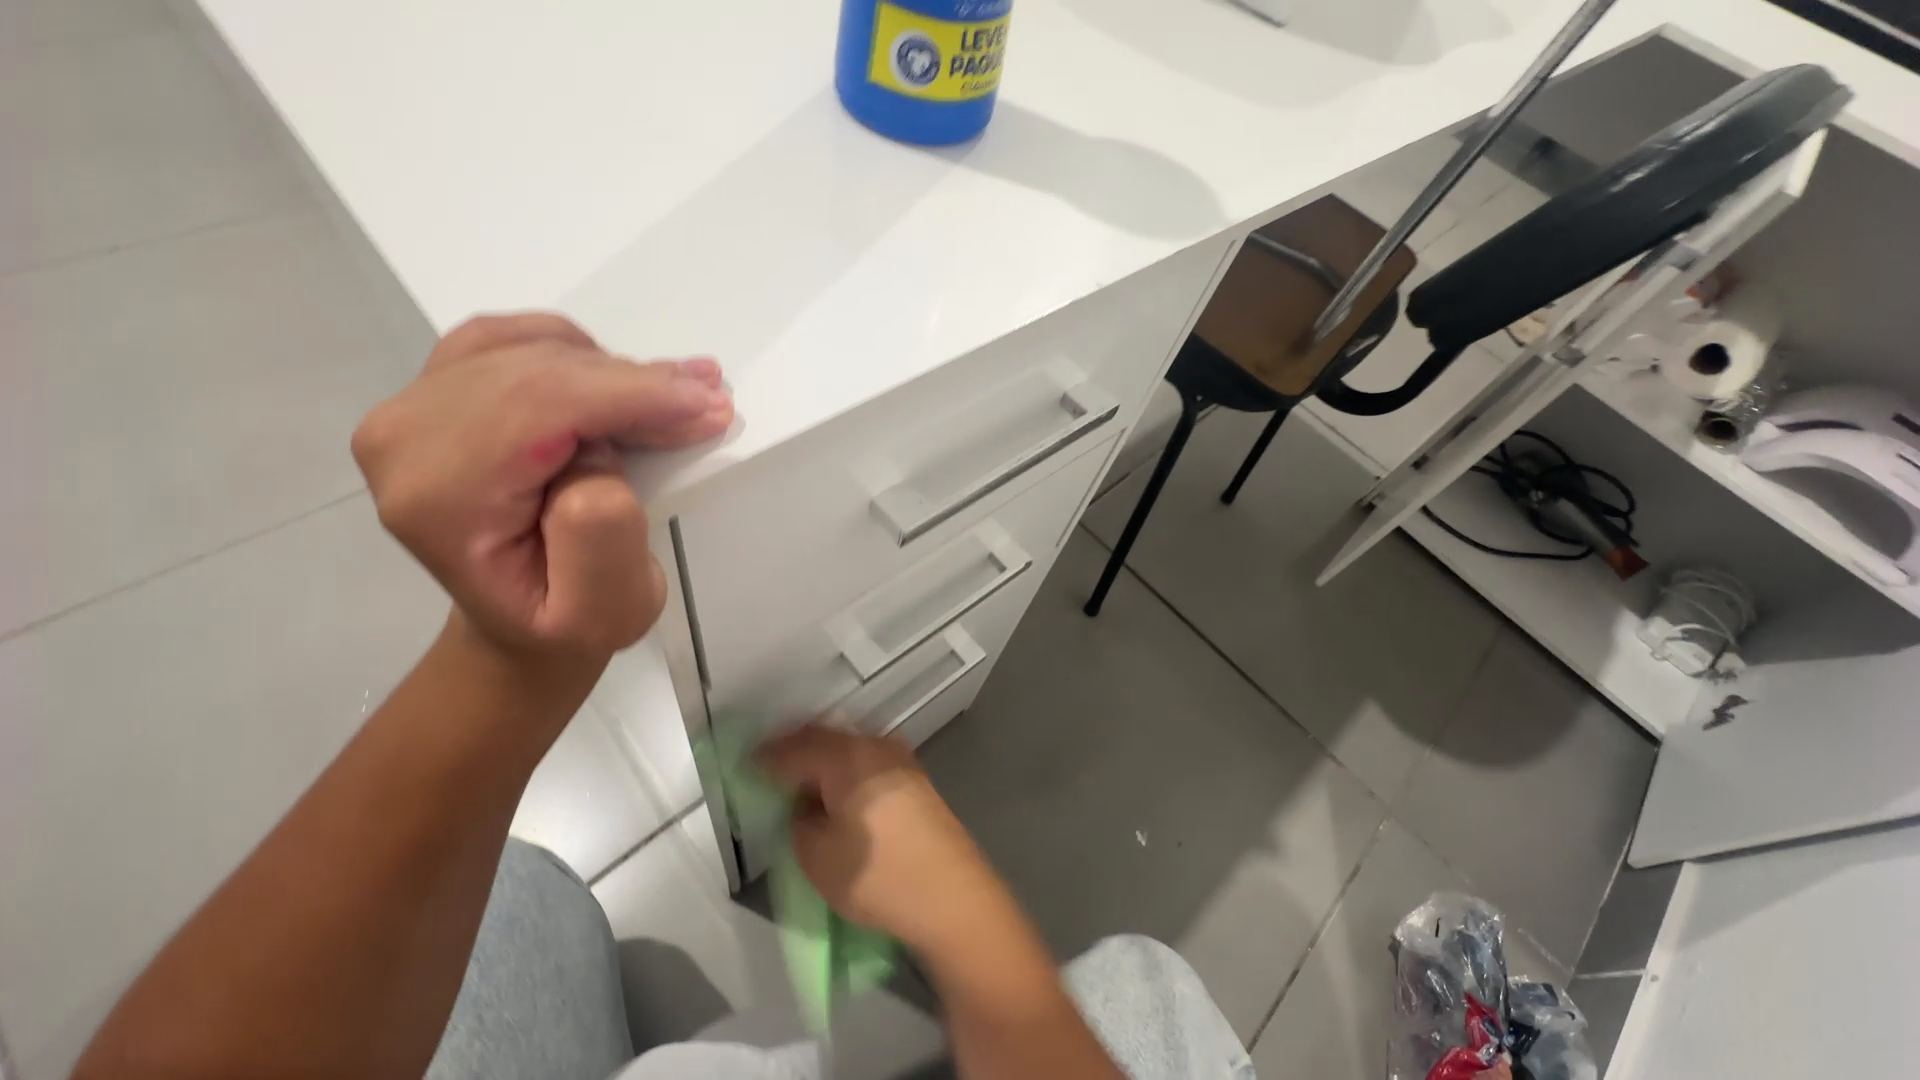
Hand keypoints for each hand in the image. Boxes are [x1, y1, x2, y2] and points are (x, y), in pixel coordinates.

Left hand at [352, 313, 731, 659]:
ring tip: (671, 402)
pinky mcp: (431, 391)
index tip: (709, 402)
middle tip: (709, 403)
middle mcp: (404, 440)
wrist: (518, 622)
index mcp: (438, 497)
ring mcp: (411, 409)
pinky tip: (612, 385)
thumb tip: (599, 456)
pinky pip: (511, 338)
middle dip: (637, 381)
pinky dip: (574, 353)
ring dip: (612, 369)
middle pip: (539, 370)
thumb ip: (599, 539)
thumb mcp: (602, 612)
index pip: (542, 405)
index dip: (632, 393)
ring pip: (531, 348)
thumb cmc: (566, 625)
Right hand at [757, 725, 1010, 950]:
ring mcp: (901, 761)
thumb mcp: (816, 855)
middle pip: (824, 738)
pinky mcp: (917, 781)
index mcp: (846, 757)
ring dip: (822, 758)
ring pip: (848, 747)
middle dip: (794, 749)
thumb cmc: (878, 876)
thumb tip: (806, 802)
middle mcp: (875, 746)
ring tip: (799, 780)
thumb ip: (800, 819)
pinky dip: (845, 769)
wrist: (954, 899)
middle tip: (767, 766)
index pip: (794, 747)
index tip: (744, 765)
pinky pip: (867, 762)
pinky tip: (835, 790)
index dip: (765, 756)